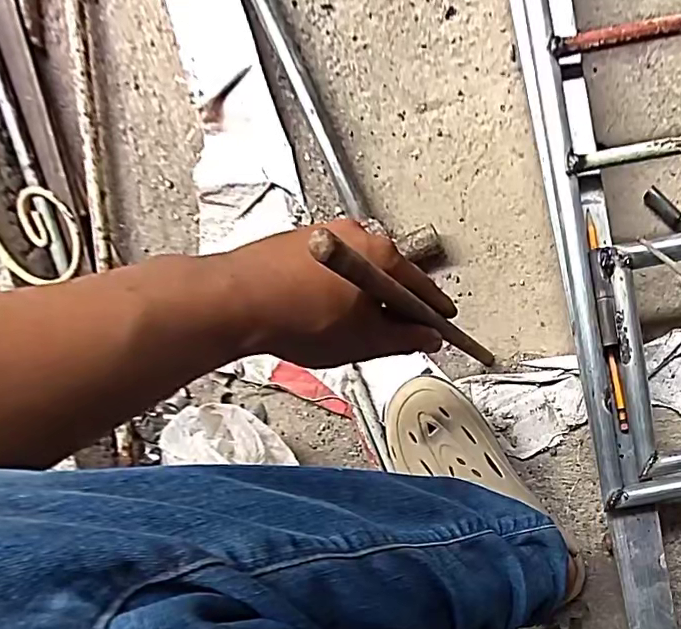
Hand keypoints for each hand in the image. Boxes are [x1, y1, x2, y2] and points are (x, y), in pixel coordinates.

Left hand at [213, 219, 446, 368]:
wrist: (237, 303)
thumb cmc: (297, 316)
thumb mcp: (367, 340)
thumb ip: (405, 339)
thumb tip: (425, 338)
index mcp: (380, 254)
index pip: (422, 288)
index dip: (435, 313)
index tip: (444, 323)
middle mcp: (354, 235)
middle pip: (392, 277)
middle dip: (400, 307)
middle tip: (404, 334)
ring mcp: (325, 237)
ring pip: (363, 274)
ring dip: (369, 301)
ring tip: (361, 332)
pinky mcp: (300, 245)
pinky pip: (338, 270)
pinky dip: (344, 293)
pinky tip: (333, 317)